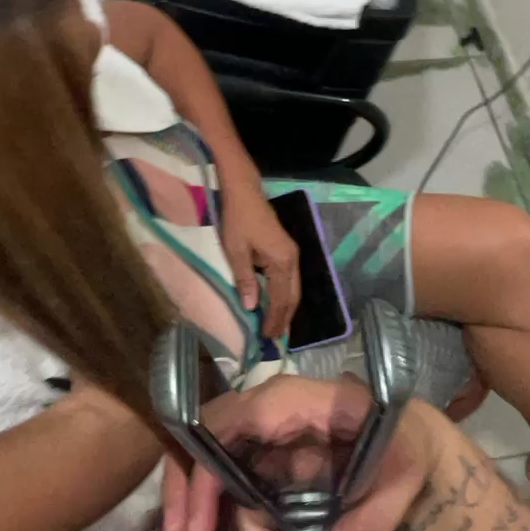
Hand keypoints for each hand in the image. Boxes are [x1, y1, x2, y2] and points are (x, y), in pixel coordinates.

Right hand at [159, 375, 456, 530]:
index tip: (198, 524)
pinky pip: (244, 483)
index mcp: (294, 401)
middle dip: (190, 488)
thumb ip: (370, 518)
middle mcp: (270, 409)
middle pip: (207, 437)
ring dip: (240, 522)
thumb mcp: (403, 476)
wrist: (414, 438)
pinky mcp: (272, 454)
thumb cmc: (406, 444)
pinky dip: (253, 521)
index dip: (205, 469)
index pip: (229, 422)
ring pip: (222, 468)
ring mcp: (268, 432)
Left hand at [219, 183, 299, 338]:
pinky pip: (290, 280)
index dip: (275, 320)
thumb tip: (250, 308)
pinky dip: (284, 295)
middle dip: (284, 319)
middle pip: (293, 296)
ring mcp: (292, 254)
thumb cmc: (237, 219)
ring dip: (286, 309)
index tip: (267, 339)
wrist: (243, 191)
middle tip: (274, 339)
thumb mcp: (236, 251)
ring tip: (276, 327)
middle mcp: (293, 259)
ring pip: (294, 288)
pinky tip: (276, 303)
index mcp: (282, 261)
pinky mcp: (286, 249)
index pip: (281, 299)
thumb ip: (244, 280)